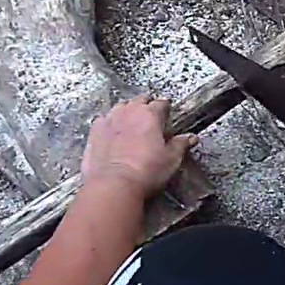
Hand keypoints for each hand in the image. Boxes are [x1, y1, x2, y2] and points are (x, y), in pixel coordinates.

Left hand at [79, 98, 195, 197]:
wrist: (114, 184)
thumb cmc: (145, 171)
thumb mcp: (171, 159)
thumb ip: (180, 145)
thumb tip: (190, 138)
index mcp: (150, 115)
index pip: (161, 104)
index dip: (165, 107)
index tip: (167, 111)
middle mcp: (129, 112)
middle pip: (139, 100)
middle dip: (146, 105)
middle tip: (150, 115)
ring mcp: (109, 120)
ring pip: (120, 107)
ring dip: (127, 111)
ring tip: (131, 120)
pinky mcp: (94, 132)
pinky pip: (103, 120)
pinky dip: (109, 123)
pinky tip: (111, 131)